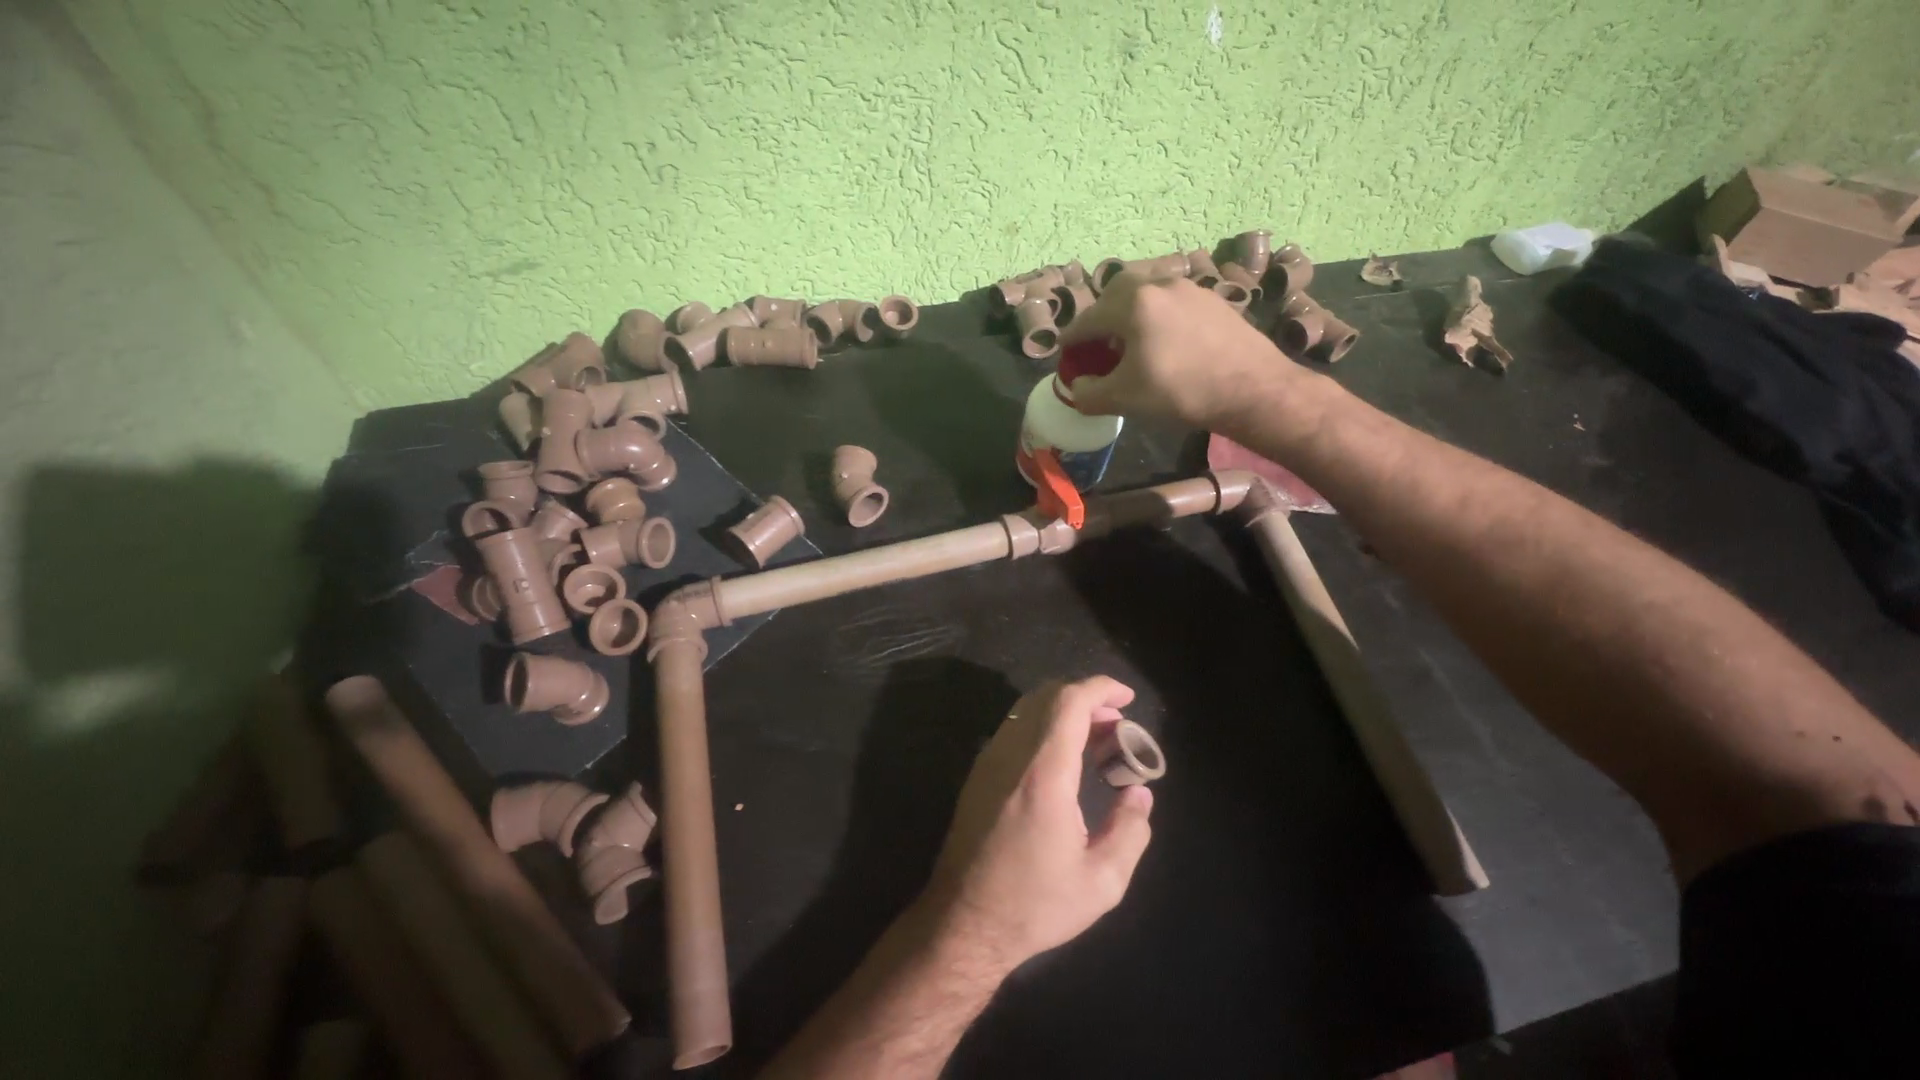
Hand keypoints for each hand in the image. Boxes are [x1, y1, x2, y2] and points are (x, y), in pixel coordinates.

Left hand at [917, 676, 1154, 974]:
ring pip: (1026, 713)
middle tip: (1117, 727)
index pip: (1069, 702)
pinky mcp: (976, 779)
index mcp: (1043, 773)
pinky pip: (1013, 733)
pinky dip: (1043, 730)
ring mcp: (987, 764)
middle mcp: (1010, 756)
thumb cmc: (1035, 905)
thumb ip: (1130, 830)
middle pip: (1046, 698)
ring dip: (1063, 714)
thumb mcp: (1102, 881)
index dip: (1100, 689)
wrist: (964, 923)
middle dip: (1086, 700)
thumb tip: (1139, 794)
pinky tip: (1063, 764)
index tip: (1126, 697)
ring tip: (1096, 744)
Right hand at [1061, 272, 1300, 428]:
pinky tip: (1165, 344)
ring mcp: (1189, 288)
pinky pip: (1172, 303)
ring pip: (1146, 295)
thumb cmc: (1181, 391)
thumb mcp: (1124, 398)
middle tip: (1098, 346)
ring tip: (1131, 344)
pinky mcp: (1213, 301)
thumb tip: (1078, 387)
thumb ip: (1089, 393)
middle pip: (1115, 295)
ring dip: (1130, 315)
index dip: (1071, 342)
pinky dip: (1158, 318)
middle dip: (1100, 319)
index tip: (1064, 356)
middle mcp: (1158, 284)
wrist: (1253, 389)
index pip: (1086, 320)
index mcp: (1131, 302)